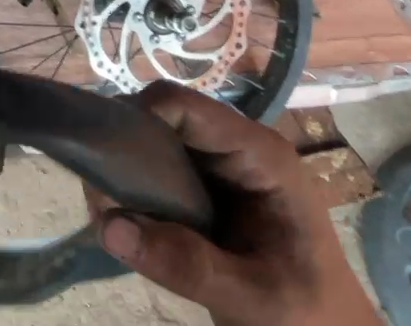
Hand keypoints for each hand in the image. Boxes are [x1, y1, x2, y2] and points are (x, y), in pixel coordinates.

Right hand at [93, 82, 377, 325]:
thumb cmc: (310, 316)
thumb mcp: (257, 299)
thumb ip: (188, 264)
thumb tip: (109, 224)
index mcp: (259, 156)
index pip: (179, 105)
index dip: (135, 120)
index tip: (104, 165)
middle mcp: (232, 147)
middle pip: (156, 119)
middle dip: (120, 154)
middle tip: (101, 202)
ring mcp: (215, 165)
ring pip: (147, 143)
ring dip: (120, 176)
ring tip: (111, 219)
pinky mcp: (199, 186)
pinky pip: (150, 168)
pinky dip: (129, 192)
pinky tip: (127, 224)